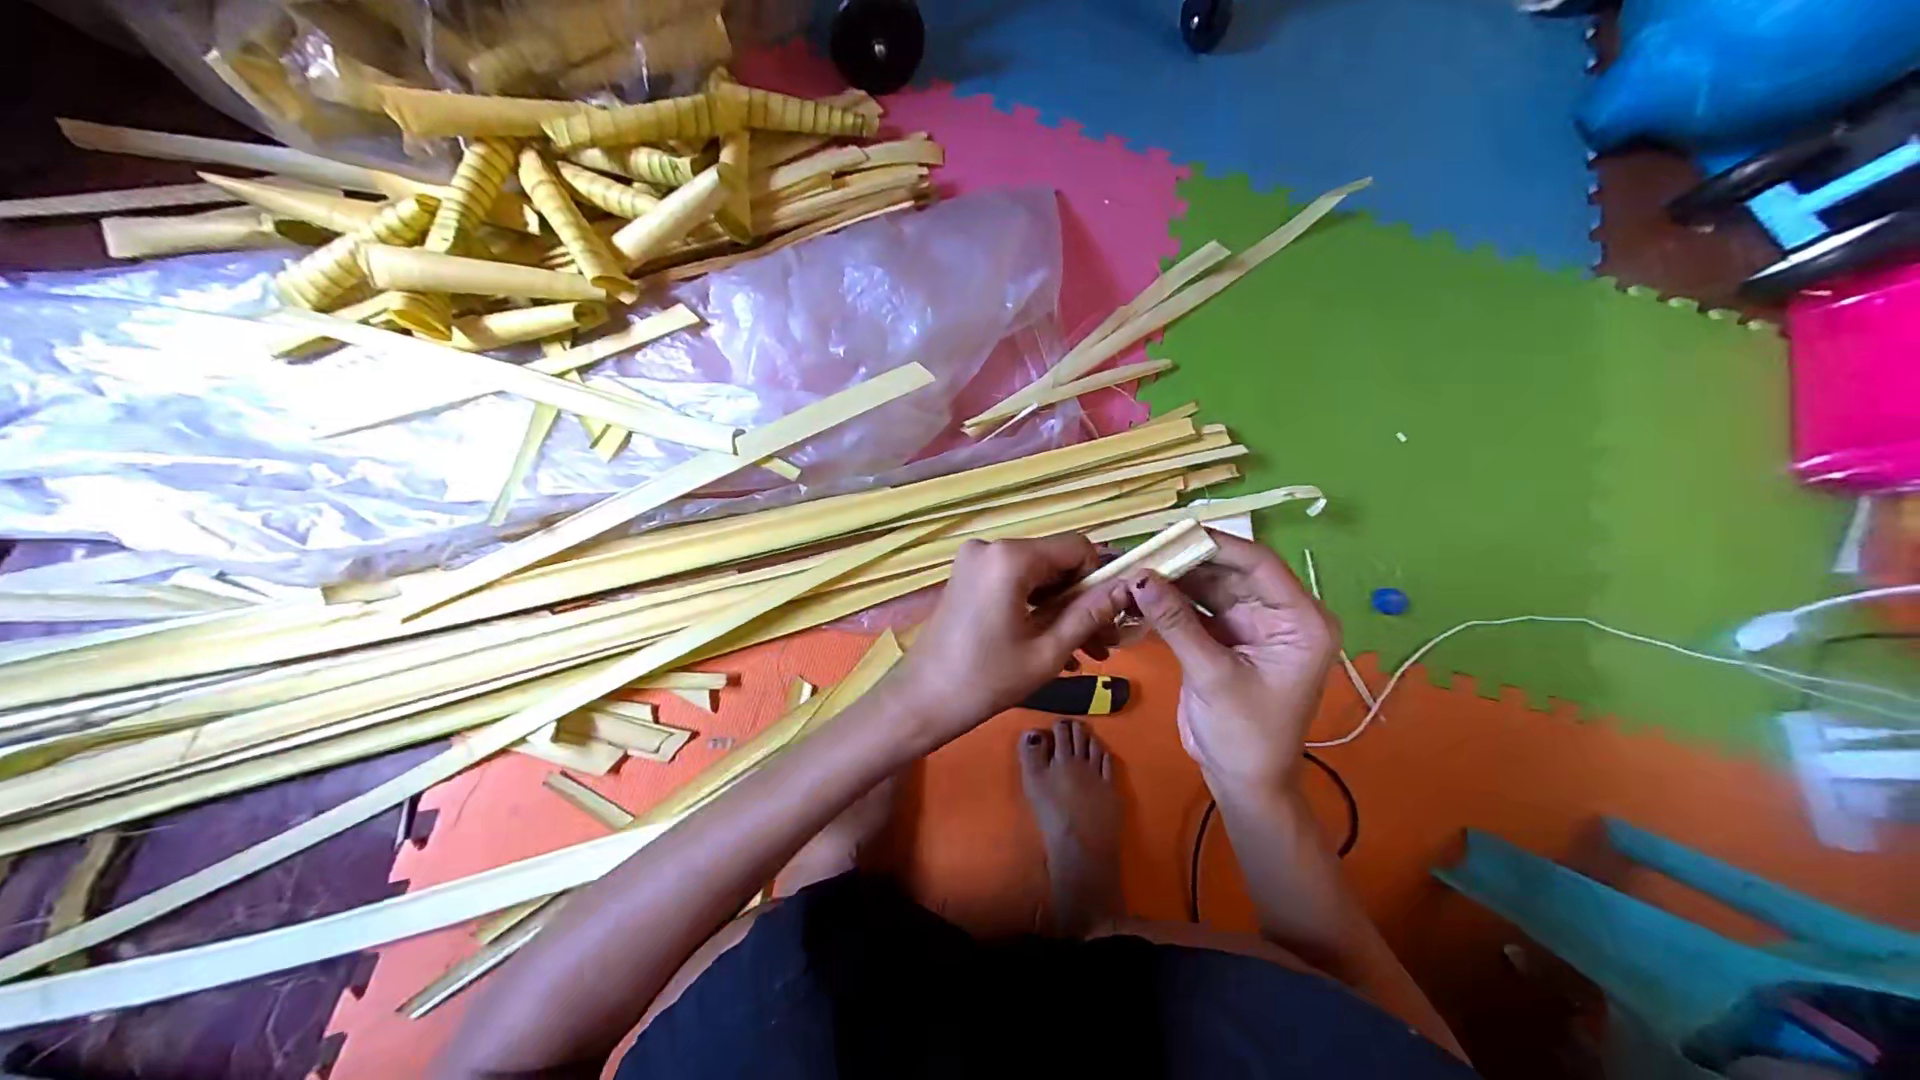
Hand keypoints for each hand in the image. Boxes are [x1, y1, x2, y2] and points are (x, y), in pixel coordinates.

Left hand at [889, 534, 1131, 744]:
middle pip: (1056, 562)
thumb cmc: (985, 680)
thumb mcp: (1047, 651)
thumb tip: (1128, 588)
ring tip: (1082, 654)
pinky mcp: (967, 577)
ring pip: (1037, 576)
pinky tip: (1052, 647)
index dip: (1100, 579)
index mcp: (1010, 557)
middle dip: (1082, 601)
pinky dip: (1035, 609)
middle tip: (1102, 644)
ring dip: (1061, 610)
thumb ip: (1089, 614)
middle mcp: (991, 547)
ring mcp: (974, 561)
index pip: (1077, 548)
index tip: (1111, 617)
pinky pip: (1014, 584)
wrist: (921, 701)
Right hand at [1126, 531, 1338, 791]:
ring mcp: (1249, 624)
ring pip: (1208, 587)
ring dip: (1172, 580)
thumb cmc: (1246, 735)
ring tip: (1132, 568)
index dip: (1215, 546)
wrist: (1242, 782)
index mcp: (1300, 621)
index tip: (1170, 535)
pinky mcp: (1223, 637)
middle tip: (1140, 552)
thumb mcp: (1212, 676)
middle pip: (1229, 572)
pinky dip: (1168, 602)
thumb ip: (1177, 623)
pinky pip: (1194, 608)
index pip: (1259, 565)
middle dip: (1185, 562)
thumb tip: (1139, 577)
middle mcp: (1278, 614)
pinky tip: (1138, 593)